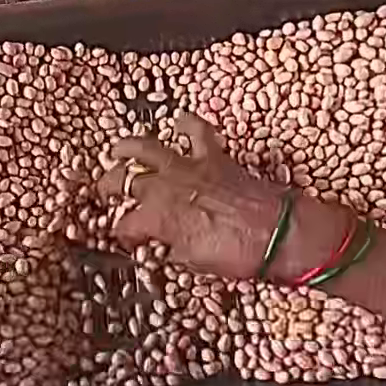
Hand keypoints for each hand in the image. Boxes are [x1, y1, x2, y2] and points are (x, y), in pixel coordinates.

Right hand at [95, 111, 351, 282]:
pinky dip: (186, 125)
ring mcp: (189, 167)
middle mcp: (165, 186)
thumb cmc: (238, 254)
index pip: (125, 223)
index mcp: (157, 216)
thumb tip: (163, 247)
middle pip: (123, 180)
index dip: (122, 232)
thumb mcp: (195, 262)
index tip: (126, 238)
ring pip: (147, 148)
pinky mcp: (214, 157)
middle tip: (105, 191)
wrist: (280, 234)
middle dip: (109, 186)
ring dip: (129, 147)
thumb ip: (172, 250)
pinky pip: (196, 132)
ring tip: (118, 149)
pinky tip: (179, 123)